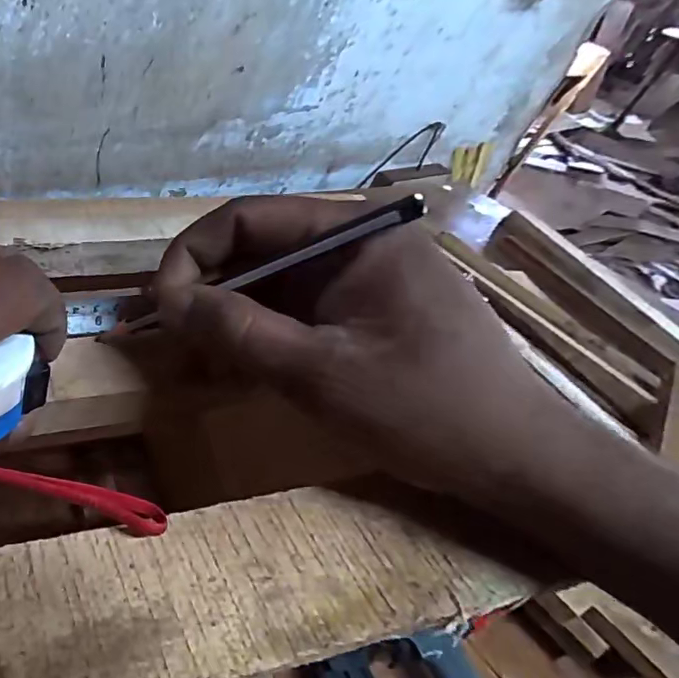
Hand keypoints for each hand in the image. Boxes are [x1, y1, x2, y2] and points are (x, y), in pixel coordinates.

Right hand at [150, 196, 610, 495]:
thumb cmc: (426, 409)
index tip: (158, 305)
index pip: (248, 218)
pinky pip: (297, 311)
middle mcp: (354, 242)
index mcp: (353, 232)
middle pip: (257, 249)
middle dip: (204, 290)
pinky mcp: (364, 312)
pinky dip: (261, 335)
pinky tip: (232, 367)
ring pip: (272, 283)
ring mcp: (361, 278)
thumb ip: (238, 330)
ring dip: (228, 317)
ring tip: (188, 357)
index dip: (191, 255)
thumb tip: (167, 300)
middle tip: (160, 335)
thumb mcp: (320, 372)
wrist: (520, 459)